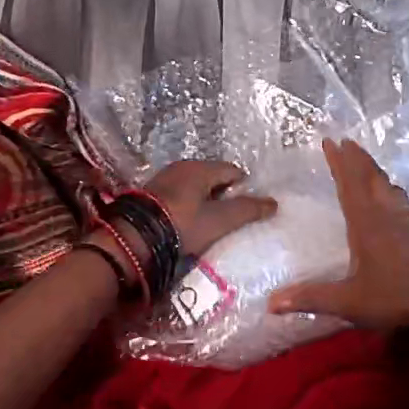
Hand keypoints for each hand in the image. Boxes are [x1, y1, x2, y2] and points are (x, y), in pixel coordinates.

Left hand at [142, 160, 278, 255]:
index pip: (232, 171)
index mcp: (200, 168)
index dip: (243, 188)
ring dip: (204, 202)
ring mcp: (162, 180)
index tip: (247, 209)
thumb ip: (247, 211)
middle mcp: (180, 167)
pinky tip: (187, 225)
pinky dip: (187, 207)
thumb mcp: (220, 220)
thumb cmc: (183, 225)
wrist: (134, 240)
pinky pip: (178, 197)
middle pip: (212, 178)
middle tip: (229, 219)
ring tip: (209, 224)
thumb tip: (273, 203)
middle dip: (223, 195)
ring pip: (194, 188)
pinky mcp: (149, 196)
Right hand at [267, 138, 408, 329]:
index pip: (350, 186)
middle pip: (372, 179)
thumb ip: (309, 298)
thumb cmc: (390, 301)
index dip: (340, 163)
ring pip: (388, 187)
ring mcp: (406, 223)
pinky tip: (389, 192)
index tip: (331, 141)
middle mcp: (388, 217)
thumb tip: (270, 303)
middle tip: (346, 141)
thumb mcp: (346, 302)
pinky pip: (399, 199)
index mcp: (368, 226)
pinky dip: (388, 187)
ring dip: (374, 171)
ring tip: (363, 161)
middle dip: (358, 159)